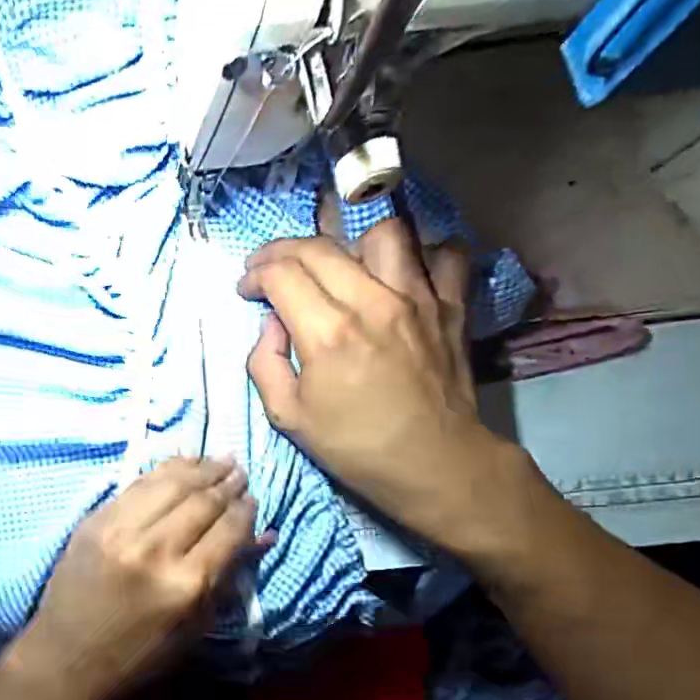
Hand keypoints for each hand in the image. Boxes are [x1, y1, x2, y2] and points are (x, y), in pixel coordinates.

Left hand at [9, 457, 258, 699]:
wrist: (67, 658)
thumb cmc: (140, 654)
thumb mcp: (196, 626)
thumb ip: (229, 576)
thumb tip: (263, 535)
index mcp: (186, 584)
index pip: (228, 530)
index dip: (246, 511)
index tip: (253, 500)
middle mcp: (155, 549)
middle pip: (202, 501)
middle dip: (227, 483)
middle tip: (240, 473)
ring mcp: (120, 530)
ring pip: (170, 483)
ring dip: (200, 468)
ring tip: (219, 460)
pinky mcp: (95, 520)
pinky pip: (138, 484)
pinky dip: (164, 469)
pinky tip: (184, 461)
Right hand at [239, 218, 544, 559]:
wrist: (433, 464)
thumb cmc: (356, 448)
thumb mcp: (289, 418)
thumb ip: (265, 364)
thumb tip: (272, 323)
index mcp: (328, 333)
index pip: (281, 273)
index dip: (255, 274)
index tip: (248, 289)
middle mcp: (373, 302)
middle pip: (319, 246)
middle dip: (283, 251)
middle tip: (273, 271)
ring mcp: (418, 298)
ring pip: (383, 234)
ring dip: (352, 245)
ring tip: (343, 269)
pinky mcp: (451, 306)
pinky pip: (445, 256)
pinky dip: (424, 255)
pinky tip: (404, 274)